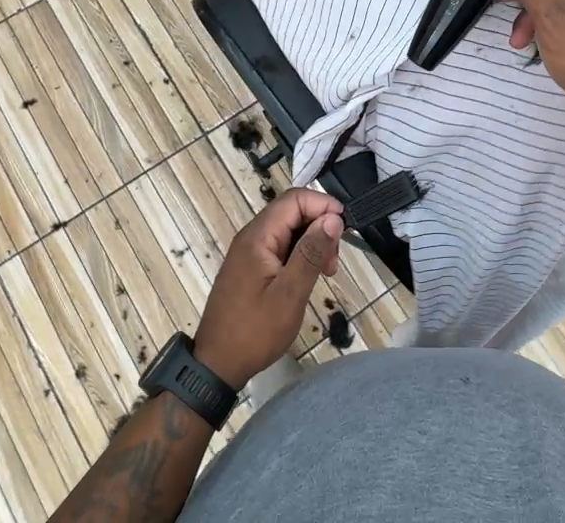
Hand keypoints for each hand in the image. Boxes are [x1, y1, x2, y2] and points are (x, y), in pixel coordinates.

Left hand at [194, 188, 343, 386]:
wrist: (217, 364)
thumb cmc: (254, 331)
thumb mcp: (289, 294)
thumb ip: (311, 253)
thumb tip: (333, 218)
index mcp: (258, 237)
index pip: (294, 199)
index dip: (323, 205)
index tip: (346, 227)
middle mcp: (252, 237)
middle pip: (292, 212)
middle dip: (320, 225)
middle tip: (336, 259)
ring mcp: (250, 252)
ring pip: (289, 230)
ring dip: (312, 242)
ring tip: (327, 271)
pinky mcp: (251, 267)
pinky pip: (281, 247)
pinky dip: (300, 254)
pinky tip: (310, 276)